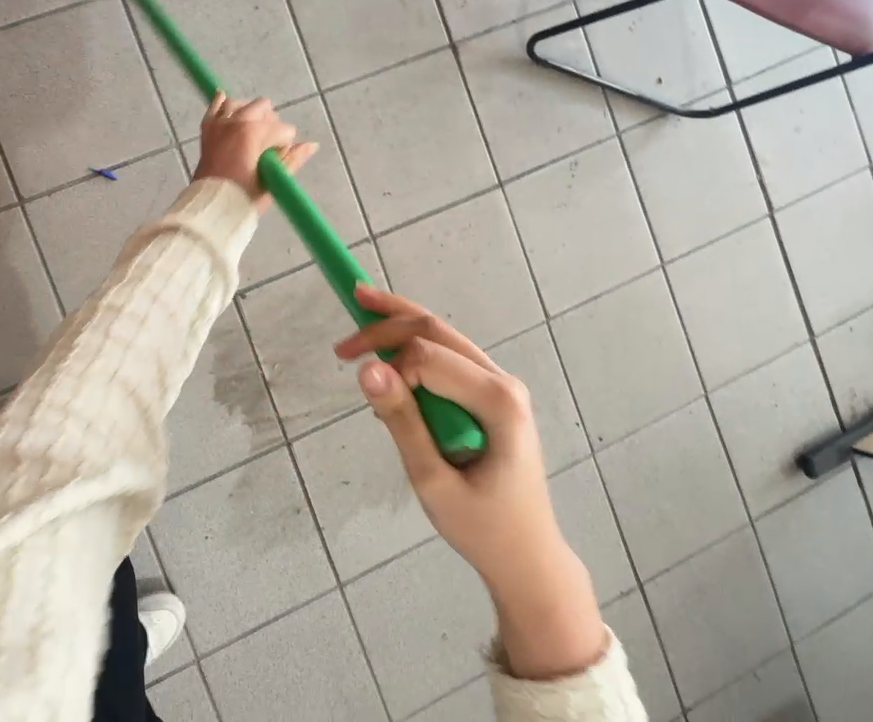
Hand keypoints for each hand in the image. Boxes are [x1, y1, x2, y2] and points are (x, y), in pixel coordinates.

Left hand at [192, 94, 316, 212]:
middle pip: (264, 108)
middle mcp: (237, 122)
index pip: (284, 129)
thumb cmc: (244, 197)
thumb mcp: (272, 180)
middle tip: (268, 145)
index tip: (277, 160)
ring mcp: (220, 124)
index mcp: (255, 133)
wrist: (211, 206)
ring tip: (253, 126)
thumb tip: (312, 145)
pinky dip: (220, 102)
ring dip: (249, 111)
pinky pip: (214, 107)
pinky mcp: (207, 130)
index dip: (284, 144)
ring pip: (239, 103)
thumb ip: (292, 159)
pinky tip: (224, 98)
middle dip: (271, 123)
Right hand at [335, 285, 608, 679]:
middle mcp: (503, 382)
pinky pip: (449, 360)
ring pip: (443, 337)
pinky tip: (388, 351)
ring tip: (361, 313)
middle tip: (345, 326)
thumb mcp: (432, 480)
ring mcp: (501, 387)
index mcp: (498, 402)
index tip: (362, 390)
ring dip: (400, 328)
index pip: (428, 357)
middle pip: (436, 330)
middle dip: (388, 322)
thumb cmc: (483, 528)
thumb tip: (367, 369)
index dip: (388, 364)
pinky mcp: (492, 397)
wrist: (528, 558)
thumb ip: (401, 421)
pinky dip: (414, 351)